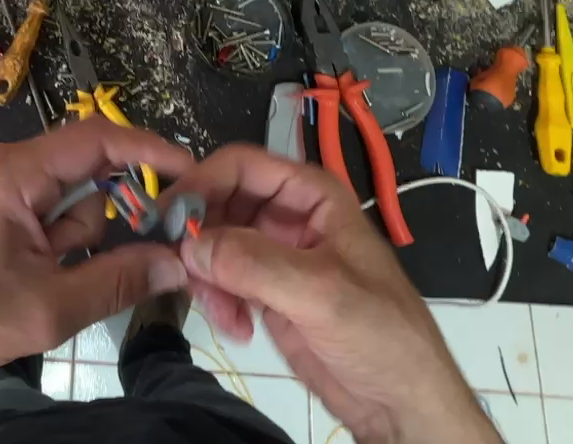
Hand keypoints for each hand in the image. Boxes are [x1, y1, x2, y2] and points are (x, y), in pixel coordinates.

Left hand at [0, 119, 194, 391]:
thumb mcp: (50, 306)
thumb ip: (120, 279)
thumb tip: (178, 263)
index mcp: (14, 171)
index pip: (96, 139)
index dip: (148, 150)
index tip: (190, 169)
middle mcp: (5, 161)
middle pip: (85, 168)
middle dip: (108, 213)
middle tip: (133, 251)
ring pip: (68, 194)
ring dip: (78, 236)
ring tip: (50, 280)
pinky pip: (48, 206)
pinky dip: (61, 238)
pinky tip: (41, 274)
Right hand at [166, 144, 494, 443]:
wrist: (402, 406)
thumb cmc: (381, 335)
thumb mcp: (322, 293)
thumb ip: (255, 263)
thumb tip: (191, 245)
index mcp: (309, 194)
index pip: (242, 166)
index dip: (203, 182)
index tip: (170, 216)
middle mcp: (286, 213)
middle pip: (220, 201)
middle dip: (199, 234)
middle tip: (181, 269)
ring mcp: (272, 252)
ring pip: (213, 240)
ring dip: (205, 273)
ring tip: (220, 311)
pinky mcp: (263, 288)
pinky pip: (219, 276)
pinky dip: (216, 298)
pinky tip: (236, 327)